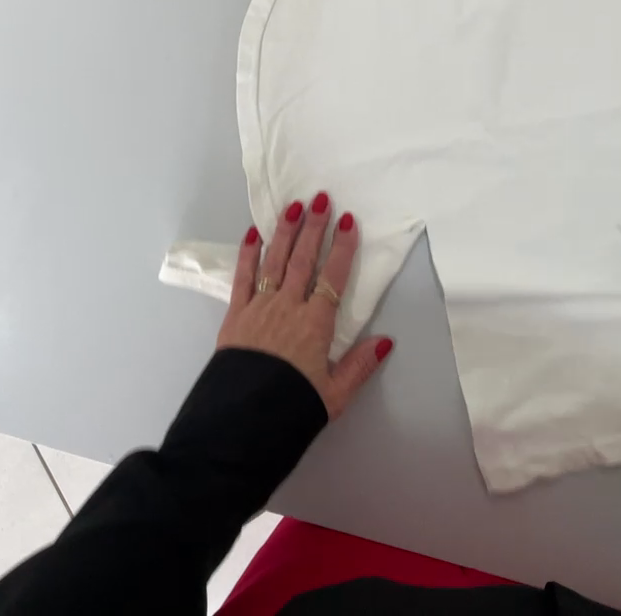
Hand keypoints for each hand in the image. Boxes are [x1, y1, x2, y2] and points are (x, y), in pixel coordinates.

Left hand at [217, 191, 392, 418]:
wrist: (241, 422)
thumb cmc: (291, 408)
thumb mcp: (334, 396)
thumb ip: (359, 366)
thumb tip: (386, 340)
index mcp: (315, 324)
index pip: (333, 277)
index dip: (342, 247)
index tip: (348, 221)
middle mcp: (288, 307)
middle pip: (303, 259)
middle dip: (313, 227)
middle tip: (320, 198)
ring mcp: (259, 307)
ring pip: (274, 261)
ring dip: (284, 231)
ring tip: (292, 206)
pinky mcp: (235, 314)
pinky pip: (242, 277)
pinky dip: (247, 253)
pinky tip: (252, 233)